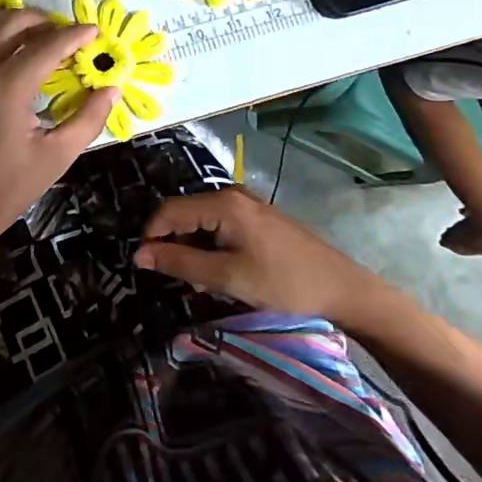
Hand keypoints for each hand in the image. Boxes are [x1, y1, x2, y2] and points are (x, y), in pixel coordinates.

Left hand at [0, 9, 119, 266]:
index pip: (45, 46)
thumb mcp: (57, 157)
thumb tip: (111, 88)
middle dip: (44, 21)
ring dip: (17, 28)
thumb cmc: (6, 191)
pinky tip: (10, 60)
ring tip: (42, 41)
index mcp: (3, 91)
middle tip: (67, 34)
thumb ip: (89, 118)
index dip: (74, 35)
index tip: (94, 31)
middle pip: (12, 22)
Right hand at [135, 187, 388, 321]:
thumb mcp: (227, 277)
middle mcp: (233, 194)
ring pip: (203, 218)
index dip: (152, 235)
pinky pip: (221, 223)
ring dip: (191, 244)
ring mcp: (249, 203)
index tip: (144, 266)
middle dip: (171, 240)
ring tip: (196, 277)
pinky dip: (210, 243)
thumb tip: (140, 255)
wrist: (341, 287)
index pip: (170, 210)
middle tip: (171, 275)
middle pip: (186, 211)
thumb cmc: (283, 283)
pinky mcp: (259, 217)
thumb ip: (181, 263)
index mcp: (224, 203)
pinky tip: (219, 268)